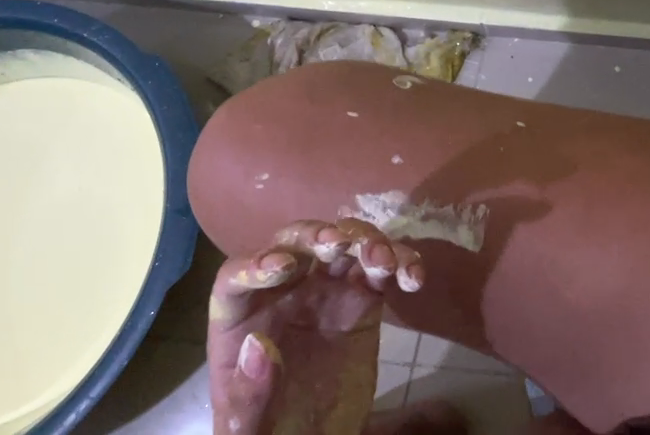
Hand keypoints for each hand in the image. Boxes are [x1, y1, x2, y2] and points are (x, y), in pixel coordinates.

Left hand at [208, 218, 423, 434]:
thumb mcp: (248, 434)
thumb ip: (248, 398)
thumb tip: (257, 346)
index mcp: (242, 319)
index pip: (236, 277)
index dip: (255, 264)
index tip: (282, 268)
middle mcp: (283, 293)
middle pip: (294, 243)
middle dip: (317, 234)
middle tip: (339, 242)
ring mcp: (327, 290)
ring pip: (344, 245)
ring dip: (365, 240)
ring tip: (384, 261)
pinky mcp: (365, 299)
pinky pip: (383, 269)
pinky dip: (402, 262)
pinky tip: (413, 278)